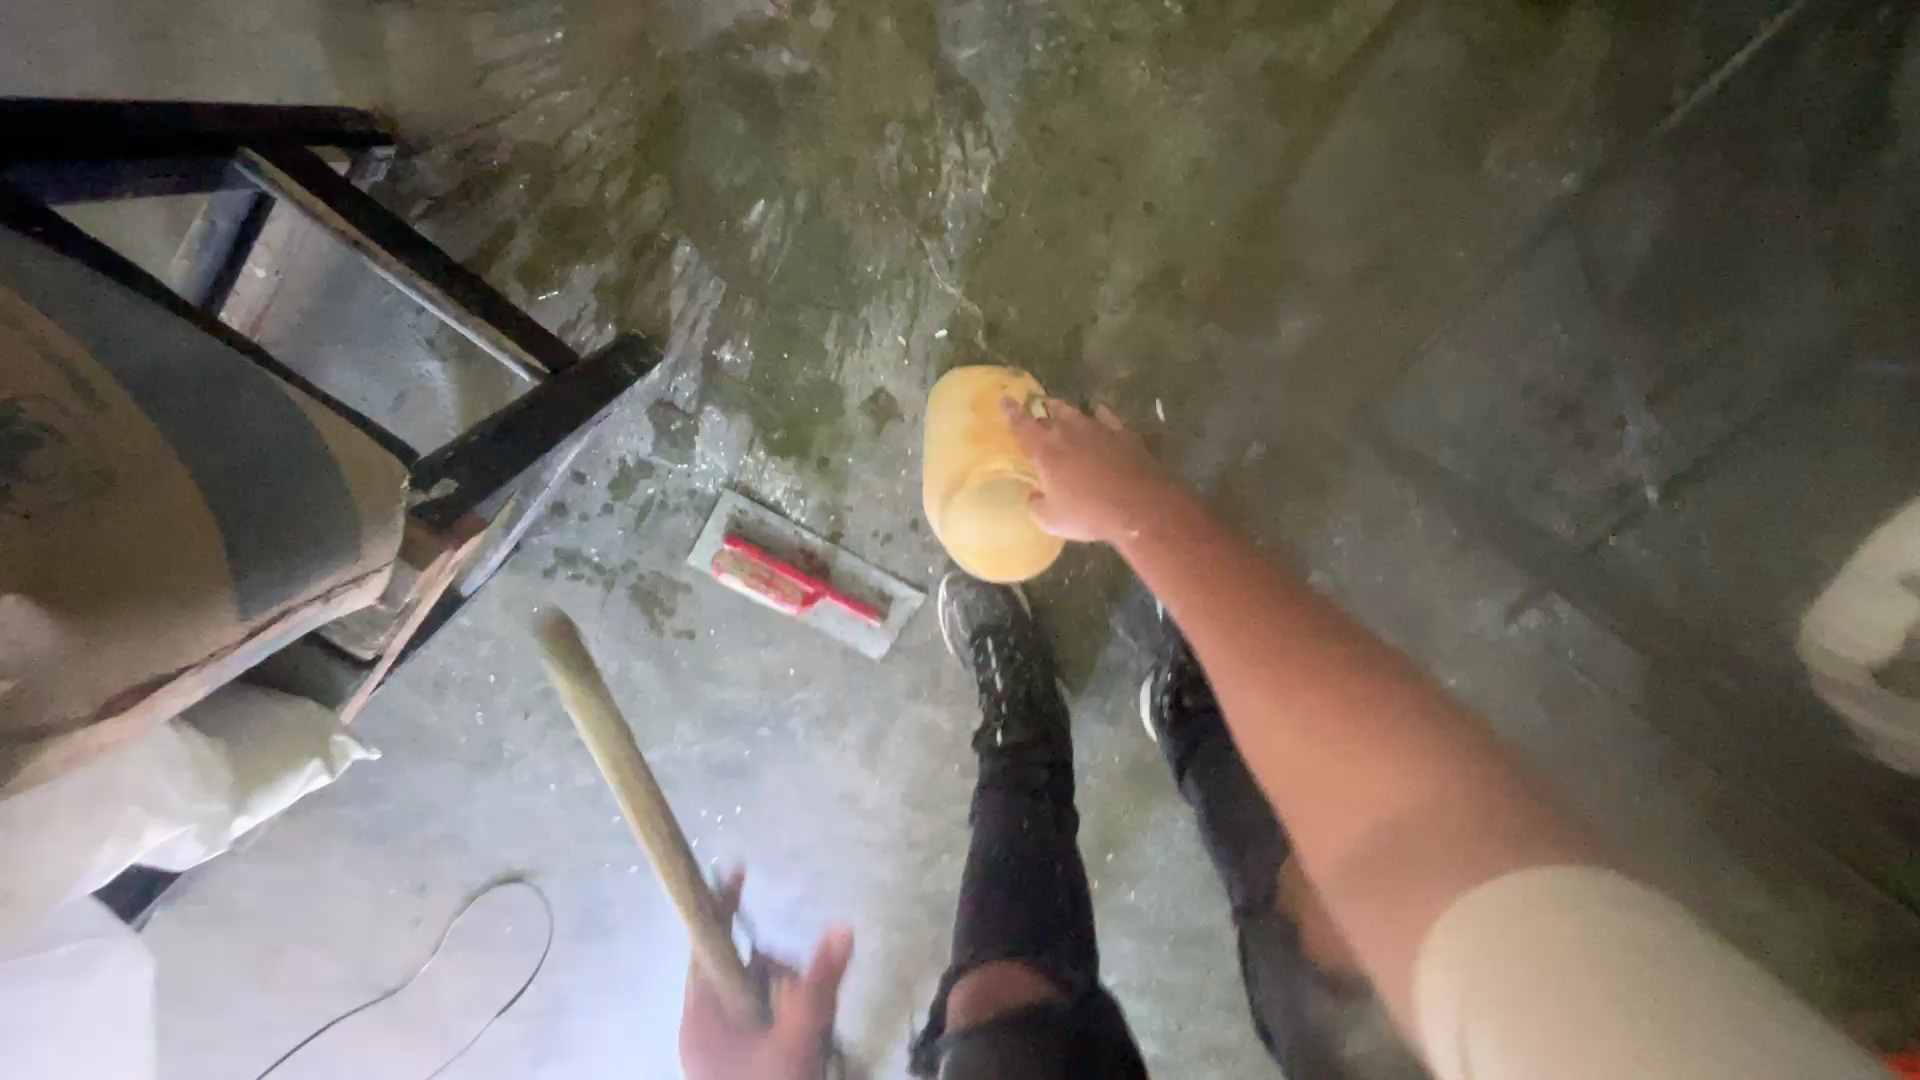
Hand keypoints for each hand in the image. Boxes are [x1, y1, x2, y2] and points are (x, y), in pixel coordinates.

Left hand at [680, 869, 854, 1079]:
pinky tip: (811, 1038)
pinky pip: (768, 1019)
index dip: (720, 907)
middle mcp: (707, 1028)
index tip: (736, 869)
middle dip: (779, 970)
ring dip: (790, 998)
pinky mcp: (743, 1063)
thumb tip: (843, 927)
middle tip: (804, 998)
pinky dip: (790, 1017)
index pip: (707, 946)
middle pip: (743, 969)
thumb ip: (818, 984)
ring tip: (813, 1032)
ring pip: (761, 995)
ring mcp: (725, 1049)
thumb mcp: (797, 1042)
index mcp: (702, 1019)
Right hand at [1002, 398, 1185, 544]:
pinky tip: (1099, 412)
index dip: (1012, 413)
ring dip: (1064, 410)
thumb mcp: (1052, 521)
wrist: (1138, 505)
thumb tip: (1035, 497)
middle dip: (1038, 413)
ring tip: (1057, 406)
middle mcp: (1069, 433)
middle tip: (1033, 412)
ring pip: (1076, 413)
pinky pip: (1107, 418)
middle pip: (1049, 416)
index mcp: (1046, 451)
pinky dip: (1099, 414)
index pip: (1022, 426)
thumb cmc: (1089, 513)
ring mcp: (1098, 430)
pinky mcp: (1124, 434)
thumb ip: (1037, 506)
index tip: (1005, 400)